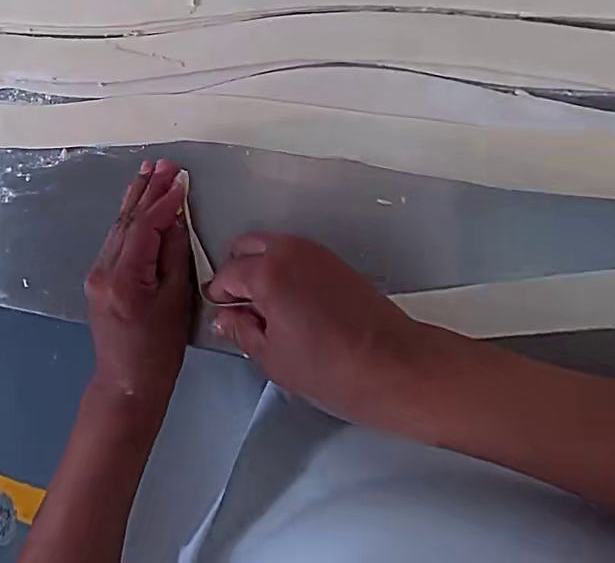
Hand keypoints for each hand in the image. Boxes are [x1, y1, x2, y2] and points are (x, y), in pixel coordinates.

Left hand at [84, 159, 193, 406]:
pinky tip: (138, 202)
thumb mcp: (176, 302)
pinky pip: (116, 239)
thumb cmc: (159, 351)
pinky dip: (130, 217)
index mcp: (124, 279)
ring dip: (136, 197)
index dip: (163, 202)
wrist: (126, 385)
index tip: (180, 180)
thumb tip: (173, 220)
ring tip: (149, 171)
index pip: (145, 228)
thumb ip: (174, 256)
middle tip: (164, 164)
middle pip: (128, 220)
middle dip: (147, 189)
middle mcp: (104, 271)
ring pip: (119, 226)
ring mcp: (96, 273)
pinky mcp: (98, 277)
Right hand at [208, 233, 465, 433]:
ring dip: (260, 266)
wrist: (395, 365)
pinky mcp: (333, 260)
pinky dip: (283, 267)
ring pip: (271, 246)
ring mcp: (314, 251)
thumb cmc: (336, 368)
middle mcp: (289, 251)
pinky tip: (290, 303)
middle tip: (238, 307)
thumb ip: (243, 330)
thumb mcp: (274, 358)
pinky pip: (294, 253)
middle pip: (246, 247)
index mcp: (267, 272)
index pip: (226, 274)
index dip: (219, 295)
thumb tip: (228, 318)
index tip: (220, 312)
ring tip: (265, 308)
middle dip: (236, 272)